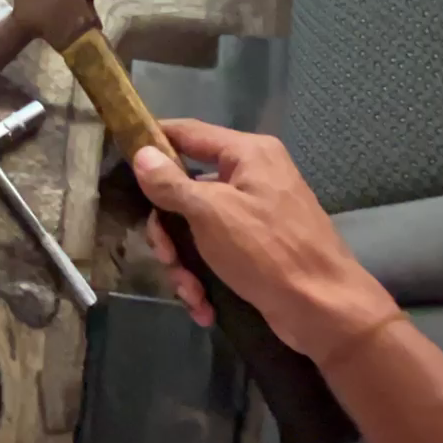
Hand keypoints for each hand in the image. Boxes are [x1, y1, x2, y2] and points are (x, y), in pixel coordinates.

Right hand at [131, 120, 398, 363]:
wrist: (322, 310)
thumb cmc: (268, 251)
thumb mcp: (211, 213)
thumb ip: (171, 184)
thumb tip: (141, 154)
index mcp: (246, 155)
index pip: (188, 133)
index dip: (153, 141)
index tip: (120, 157)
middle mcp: (250, 179)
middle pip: (183, 192)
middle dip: (168, 232)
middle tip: (165, 256)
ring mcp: (251, 216)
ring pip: (192, 230)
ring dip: (183, 265)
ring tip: (191, 292)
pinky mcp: (252, 250)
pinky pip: (211, 255)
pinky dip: (202, 280)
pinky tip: (204, 306)